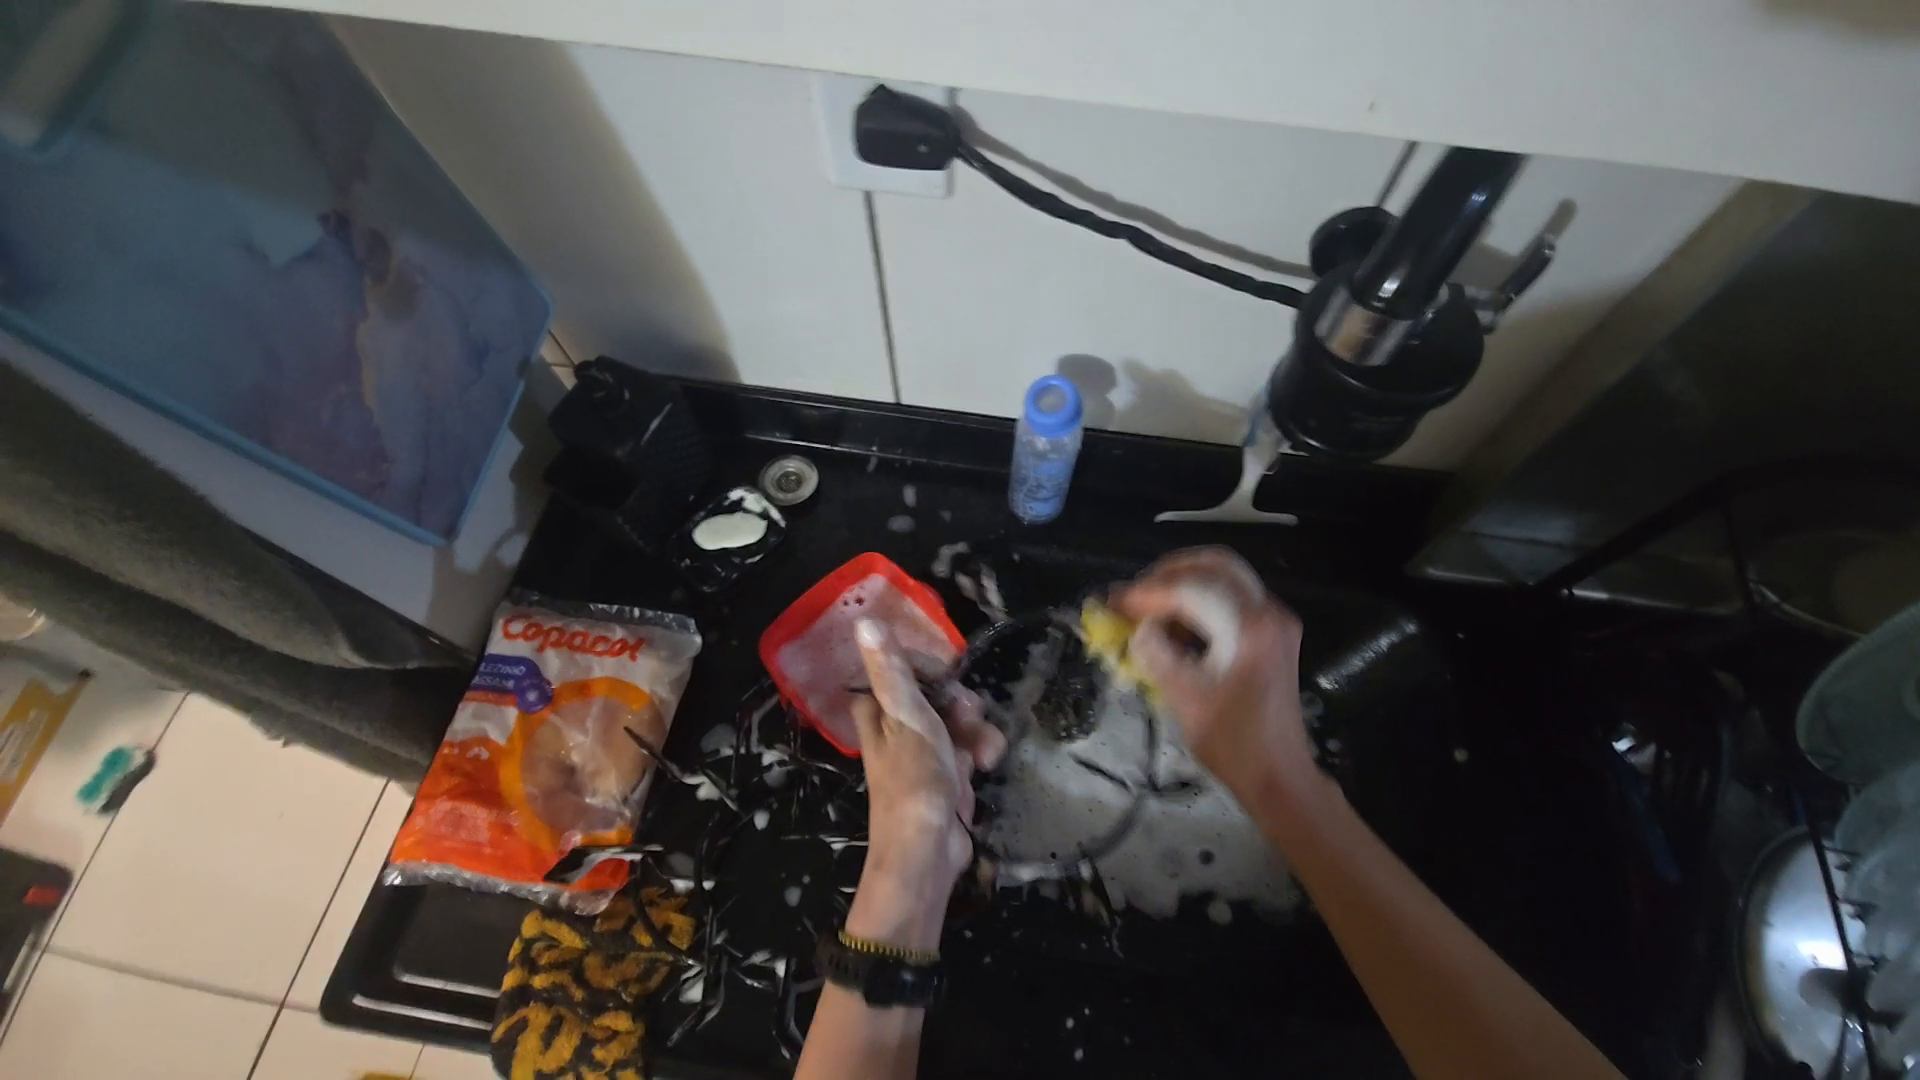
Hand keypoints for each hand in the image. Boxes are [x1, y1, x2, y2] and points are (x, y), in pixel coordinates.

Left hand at [845, 619, 1006, 950]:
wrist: (928, 852)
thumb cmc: (913, 780)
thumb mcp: (905, 717)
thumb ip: (890, 670)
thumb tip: (863, 621)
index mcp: (877, 711)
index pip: (900, 670)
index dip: (928, 667)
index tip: (949, 671)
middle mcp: (897, 728)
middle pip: (935, 695)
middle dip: (960, 703)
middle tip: (967, 712)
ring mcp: (923, 754)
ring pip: (957, 722)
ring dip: (975, 731)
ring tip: (983, 751)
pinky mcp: (946, 777)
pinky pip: (967, 749)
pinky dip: (978, 754)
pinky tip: (984, 766)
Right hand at [1109, 547, 1322, 804]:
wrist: (1279, 776)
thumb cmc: (1233, 741)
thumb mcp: (1183, 695)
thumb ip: (1154, 651)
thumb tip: (1137, 628)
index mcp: (1250, 625)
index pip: (1193, 587)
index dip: (1149, 591)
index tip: (1115, 603)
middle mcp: (1268, 612)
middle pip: (1214, 566)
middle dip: (1168, 574)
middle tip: (1134, 594)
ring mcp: (1272, 623)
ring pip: (1222, 580)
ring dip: (1181, 587)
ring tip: (1146, 608)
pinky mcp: (1268, 637)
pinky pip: (1228, 602)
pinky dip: (1196, 604)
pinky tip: (1171, 625)